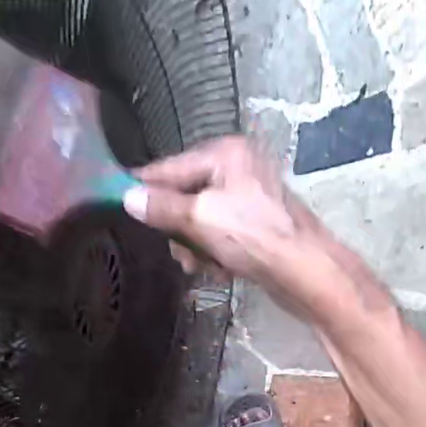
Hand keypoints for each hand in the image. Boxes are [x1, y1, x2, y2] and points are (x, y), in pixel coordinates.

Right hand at [123, 135, 340, 306]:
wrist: (306, 271)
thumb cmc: (254, 237)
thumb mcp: (200, 219)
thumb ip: (162, 208)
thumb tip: (128, 198)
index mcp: (226, 154)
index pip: (171, 167)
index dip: (145, 187)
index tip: (119, 201)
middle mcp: (238, 169)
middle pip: (185, 196)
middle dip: (179, 228)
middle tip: (181, 252)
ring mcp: (250, 199)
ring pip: (201, 221)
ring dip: (196, 247)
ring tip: (203, 267)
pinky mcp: (257, 227)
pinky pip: (220, 236)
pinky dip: (215, 254)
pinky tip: (221, 271)